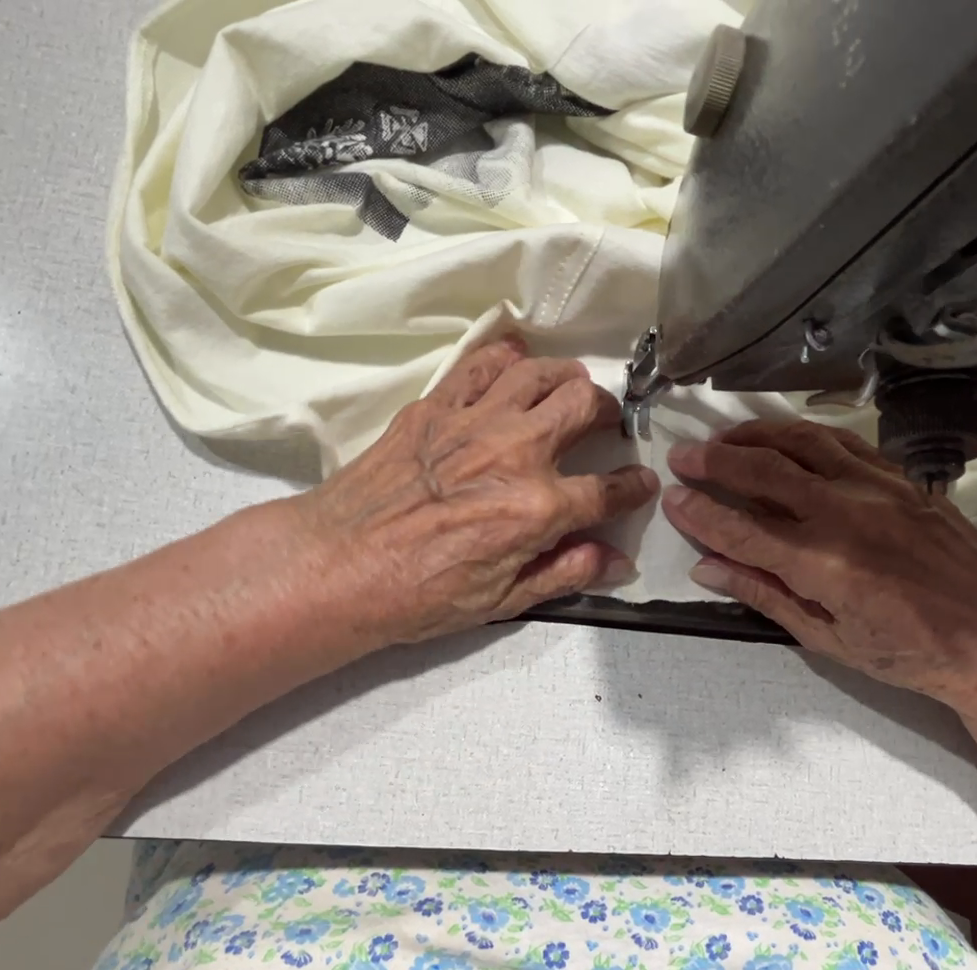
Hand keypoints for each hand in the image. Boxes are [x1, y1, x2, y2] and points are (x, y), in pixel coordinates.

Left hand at [293, 337, 659, 645]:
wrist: (337, 565)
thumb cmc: (418, 595)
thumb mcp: (501, 601)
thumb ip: (564, 573)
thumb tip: (615, 560)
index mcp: (537, 508)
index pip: (609, 490)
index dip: (633, 487)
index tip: (639, 484)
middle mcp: (515, 452)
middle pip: (583, 405)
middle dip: (607, 412)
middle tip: (603, 423)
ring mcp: (473, 422)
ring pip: (539, 372)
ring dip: (564, 376)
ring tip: (567, 388)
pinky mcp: (435, 407)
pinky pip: (481, 365)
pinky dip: (506, 360)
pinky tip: (513, 367)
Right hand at [661, 420, 976, 714]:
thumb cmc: (911, 652)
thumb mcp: (828, 639)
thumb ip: (765, 595)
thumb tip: (708, 569)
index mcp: (824, 565)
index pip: (742, 528)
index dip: (699, 512)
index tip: (670, 498)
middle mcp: (847, 514)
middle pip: (765, 470)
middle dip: (715, 460)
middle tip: (682, 455)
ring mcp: (879, 488)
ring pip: (804, 443)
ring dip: (757, 434)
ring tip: (725, 436)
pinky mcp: (903, 479)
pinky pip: (844, 442)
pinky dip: (805, 434)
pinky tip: (786, 438)